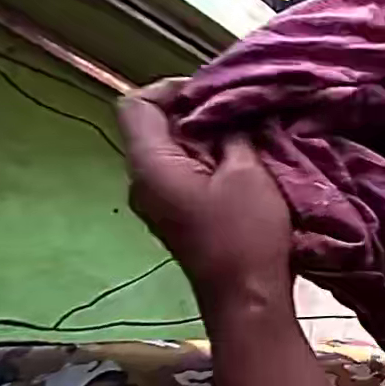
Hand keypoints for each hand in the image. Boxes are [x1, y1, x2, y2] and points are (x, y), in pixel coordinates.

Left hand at [117, 78, 294, 309]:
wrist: (247, 296)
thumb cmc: (246, 233)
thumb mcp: (248, 174)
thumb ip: (234, 136)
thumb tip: (231, 117)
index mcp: (150, 165)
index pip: (136, 104)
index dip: (171, 88)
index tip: (214, 93)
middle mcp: (142, 181)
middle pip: (155, 128)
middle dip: (197, 115)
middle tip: (241, 113)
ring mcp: (158, 203)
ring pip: (173, 154)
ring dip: (207, 141)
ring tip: (248, 139)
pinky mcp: (177, 218)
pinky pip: (184, 176)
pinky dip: (209, 164)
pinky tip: (243, 168)